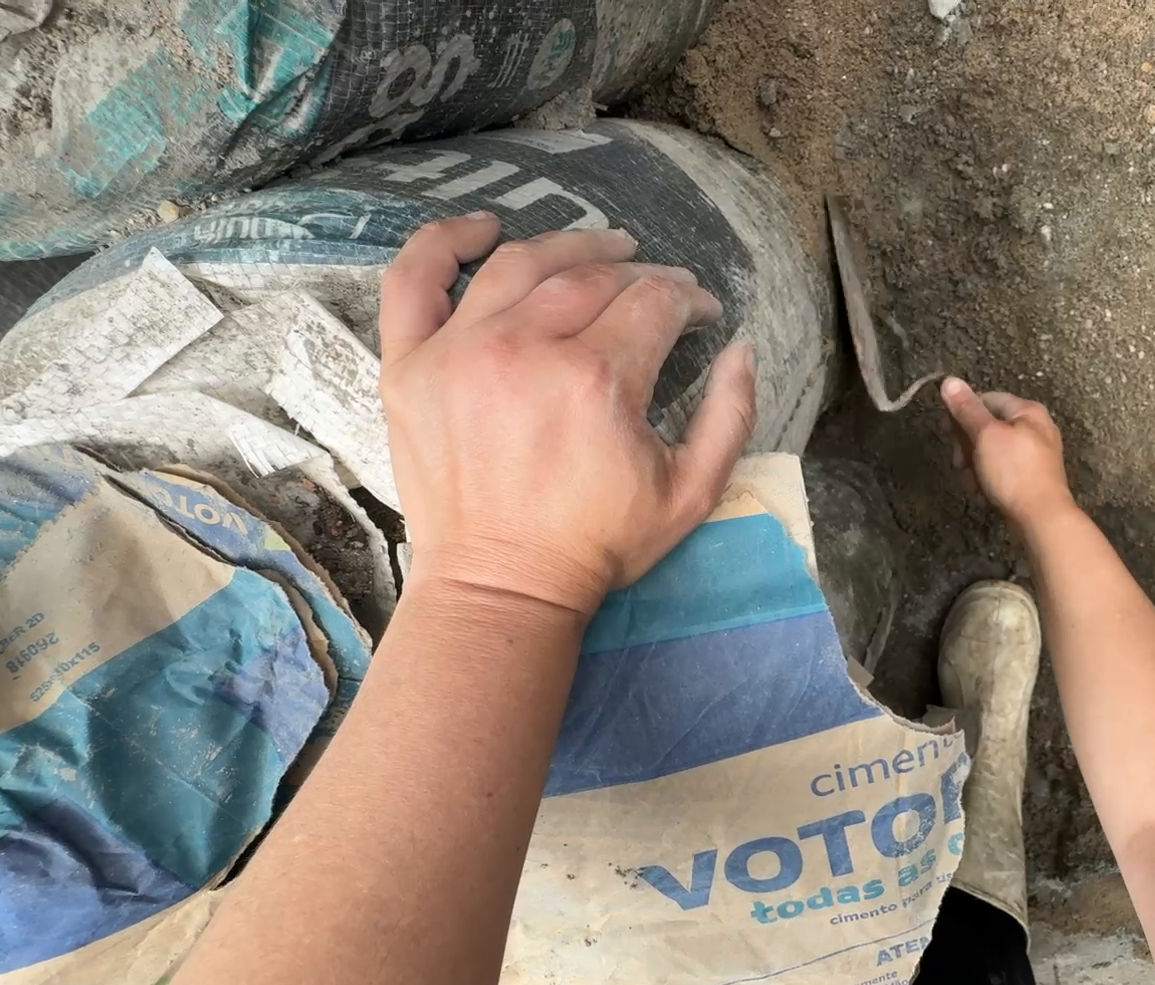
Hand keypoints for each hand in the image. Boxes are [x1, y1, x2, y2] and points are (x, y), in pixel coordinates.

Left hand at [378, 212, 757, 613]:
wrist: (503, 586)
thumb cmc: (603, 543)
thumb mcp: (693, 493)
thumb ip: (730, 417)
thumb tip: (743, 349)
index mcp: (600, 381)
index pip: (655, 303)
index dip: (689, 298)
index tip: (703, 311)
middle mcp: (528, 349)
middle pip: (595, 277)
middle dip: (642, 272)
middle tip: (662, 286)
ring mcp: (460, 351)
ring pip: (520, 264)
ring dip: (570, 245)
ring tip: (604, 247)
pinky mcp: (410, 365)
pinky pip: (415, 280)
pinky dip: (444, 240)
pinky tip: (483, 228)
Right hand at [941, 377, 1075, 530]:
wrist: (1041, 518)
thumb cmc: (1014, 472)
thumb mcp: (986, 435)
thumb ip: (966, 409)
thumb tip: (949, 381)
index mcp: (1027, 412)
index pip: (986, 399)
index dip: (962, 413)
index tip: (945, 431)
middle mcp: (1033, 429)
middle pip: (986, 428)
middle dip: (967, 447)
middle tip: (959, 463)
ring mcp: (1032, 456)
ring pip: (990, 454)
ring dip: (973, 468)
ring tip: (973, 483)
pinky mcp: (1028, 479)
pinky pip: (1000, 473)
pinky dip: (987, 482)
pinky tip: (982, 495)